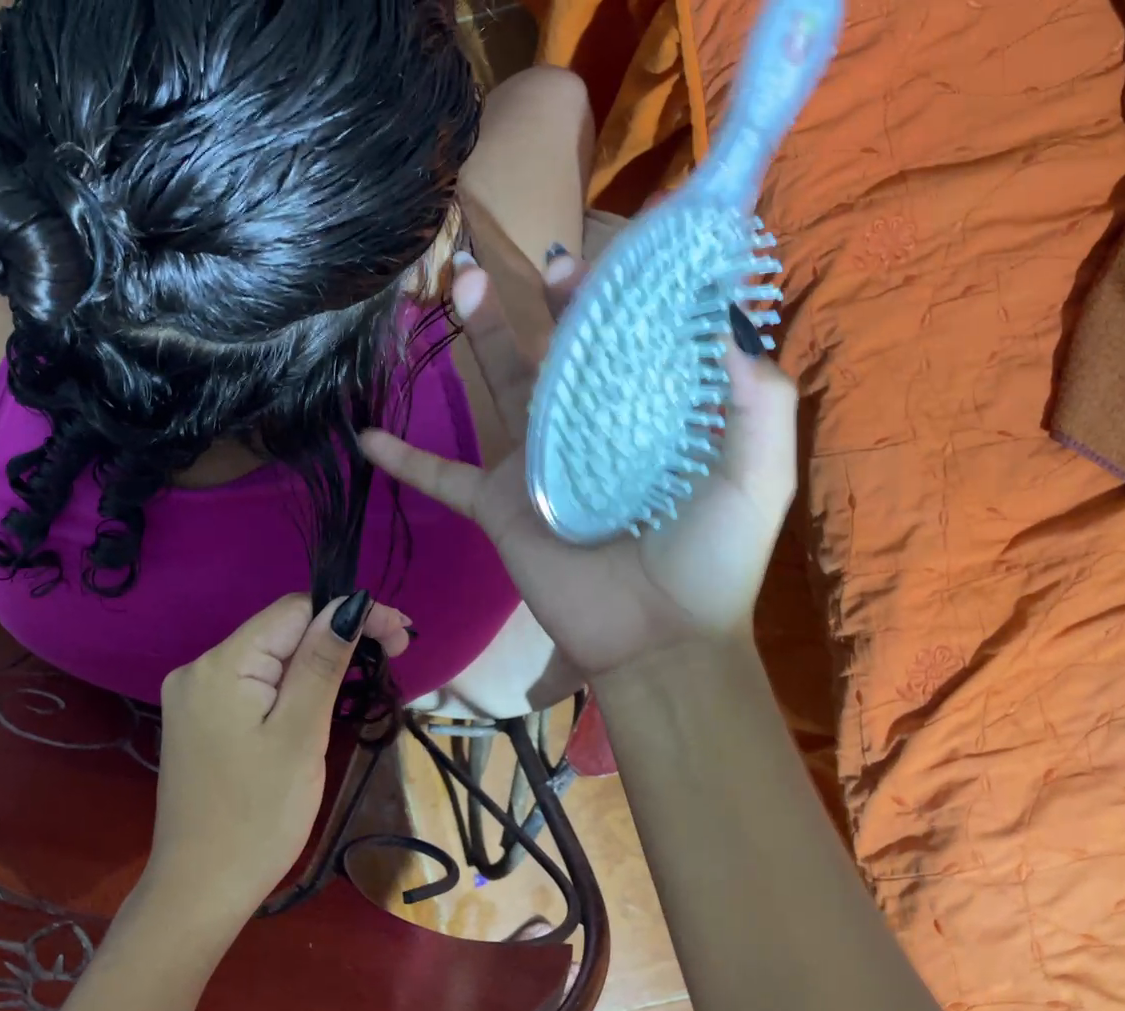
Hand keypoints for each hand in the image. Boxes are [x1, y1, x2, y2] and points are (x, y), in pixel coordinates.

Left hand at [148, 592, 411, 920]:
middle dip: (333, 639)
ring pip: (265, 661)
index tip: (400, 636)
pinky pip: (247, 688)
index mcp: (219, 664)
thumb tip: (348, 604)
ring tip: (358, 686)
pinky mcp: (195, 722)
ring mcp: (191, 696)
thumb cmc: (258, 816)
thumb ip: (321, 663)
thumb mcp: (300, 735)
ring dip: (311, 665)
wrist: (200, 887)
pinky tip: (311, 707)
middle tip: (392, 659)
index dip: (347, 613)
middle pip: (276, 633)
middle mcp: (196, 668)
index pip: (291, 611)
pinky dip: (284, 690)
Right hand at [362, 227, 797, 678]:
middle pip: (554, 353)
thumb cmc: (711, 561)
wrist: (657, 639)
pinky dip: (404, 458)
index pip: (625, 343)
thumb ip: (756, 402)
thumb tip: (726, 322)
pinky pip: (440, 476)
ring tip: (458, 286)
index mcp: (647, 418)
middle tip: (519, 258)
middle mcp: (586, 430)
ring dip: (477, 340)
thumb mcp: (756, 478)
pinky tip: (368, 434)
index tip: (599, 258)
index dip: (610, 298)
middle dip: (537, 304)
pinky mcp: (495, 503)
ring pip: (498, 391)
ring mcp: (533, 465)